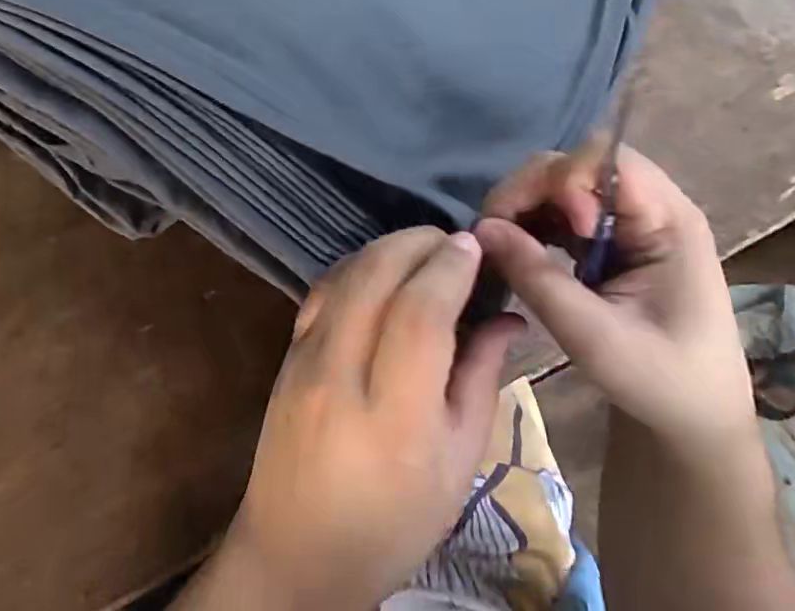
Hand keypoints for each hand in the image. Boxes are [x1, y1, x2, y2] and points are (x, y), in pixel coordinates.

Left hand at [181, 227, 523, 610]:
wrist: (296, 553)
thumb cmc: (395, 518)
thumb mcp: (459, 460)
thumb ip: (482, 377)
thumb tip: (507, 315)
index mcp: (393, 416)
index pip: (421, 313)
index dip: (450, 268)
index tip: (475, 245)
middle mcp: (339, 376)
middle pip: (376, 276)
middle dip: (420, 243)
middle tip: (454, 242)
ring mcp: (303, 361)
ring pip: (346, 274)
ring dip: (388, 248)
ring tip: (424, 251)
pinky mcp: (286, 355)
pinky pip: (323, 290)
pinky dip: (358, 266)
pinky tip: (383, 271)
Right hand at [475, 144, 756, 451]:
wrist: (694, 417)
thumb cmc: (661, 381)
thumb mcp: (595, 337)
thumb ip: (537, 278)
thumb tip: (482, 228)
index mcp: (669, 219)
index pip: (608, 158)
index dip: (568, 180)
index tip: (559, 233)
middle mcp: (650, 206)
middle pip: (578, 163)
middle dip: (532, 189)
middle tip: (498, 232)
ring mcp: (628, 220)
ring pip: (564, 182)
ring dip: (527, 204)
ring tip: (503, 244)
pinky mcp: (609, 237)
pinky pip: (562, 208)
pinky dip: (534, 221)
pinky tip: (518, 249)